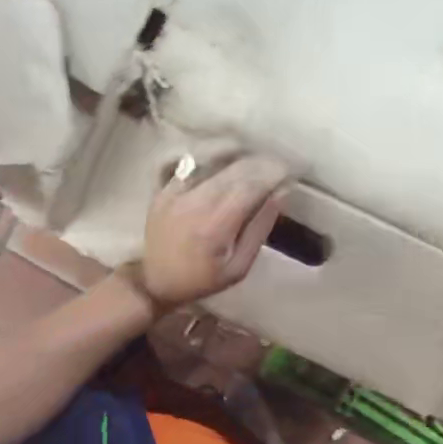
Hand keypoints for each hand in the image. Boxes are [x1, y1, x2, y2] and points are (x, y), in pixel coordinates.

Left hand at [134, 153, 289, 308]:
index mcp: (214, 225)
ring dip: (238, 162)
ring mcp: (175, 194)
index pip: (250, 185)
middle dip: (259, 164)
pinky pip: (193, 168)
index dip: (272, 173)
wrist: (154, 281)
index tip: (288, 173)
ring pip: (214, 164)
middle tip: (275, 167)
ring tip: (254, 167)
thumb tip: (281, 193)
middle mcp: (194, 203)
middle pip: (233, 170)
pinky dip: (213, 165)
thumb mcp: (238, 267)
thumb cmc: (201, 280)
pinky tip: (224, 169)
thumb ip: (259, 228)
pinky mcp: (164, 191)